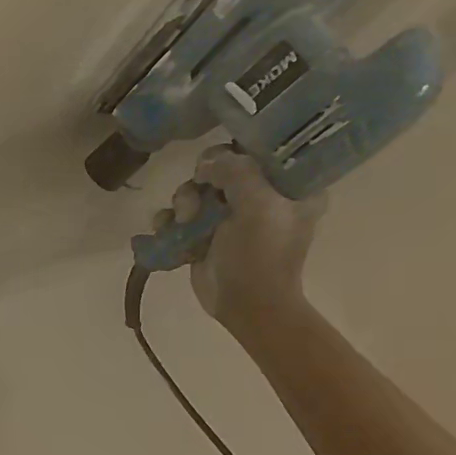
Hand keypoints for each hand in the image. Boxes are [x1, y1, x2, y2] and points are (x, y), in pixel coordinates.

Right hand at [152, 145, 326, 324]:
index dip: (236, 151)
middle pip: (221, 167)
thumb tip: (206, 165)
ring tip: (184, 222)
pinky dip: (171, 220)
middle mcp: (262, 195)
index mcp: (289, 186)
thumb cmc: (261, 254)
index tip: (219, 165)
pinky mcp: (208, 233)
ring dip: (184, 202)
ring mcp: (232, 215)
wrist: (247, 306)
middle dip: (203, 181)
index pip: (261, 149)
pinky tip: (166, 229)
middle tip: (199, 199)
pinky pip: (182, 214)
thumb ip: (234, 170)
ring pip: (198, 189)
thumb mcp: (257, 203)